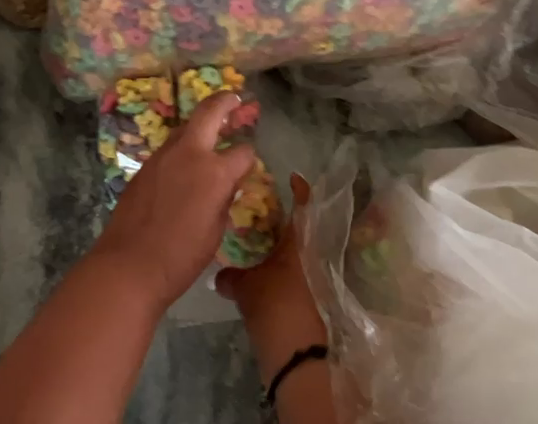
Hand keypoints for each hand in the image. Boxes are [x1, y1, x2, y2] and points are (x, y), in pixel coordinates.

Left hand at [89, 91, 256, 311]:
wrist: (129, 264)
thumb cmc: (181, 256)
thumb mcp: (216, 231)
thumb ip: (224, 199)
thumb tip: (226, 184)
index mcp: (215, 172)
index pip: (243, 152)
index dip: (249, 157)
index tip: (249, 162)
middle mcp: (190, 154)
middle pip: (209, 113)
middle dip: (225, 102)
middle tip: (234, 98)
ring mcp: (163, 156)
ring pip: (185, 128)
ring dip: (200, 125)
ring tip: (211, 130)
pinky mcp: (144, 166)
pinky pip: (169, 149)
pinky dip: (182, 148)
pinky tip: (184, 164)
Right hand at [216, 173, 327, 380]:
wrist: (302, 360)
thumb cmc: (277, 308)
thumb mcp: (246, 289)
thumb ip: (231, 276)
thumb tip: (220, 276)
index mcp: (303, 239)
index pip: (305, 202)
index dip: (298, 187)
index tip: (287, 176)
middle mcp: (315, 253)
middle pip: (303, 226)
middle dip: (284, 217)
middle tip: (258, 208)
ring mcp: (317, 277)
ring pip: (301, 251)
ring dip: (283, 245)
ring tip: (255, 240)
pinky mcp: (315, 300)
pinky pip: (299, 272)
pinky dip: (284, 268)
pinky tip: (262, 272)